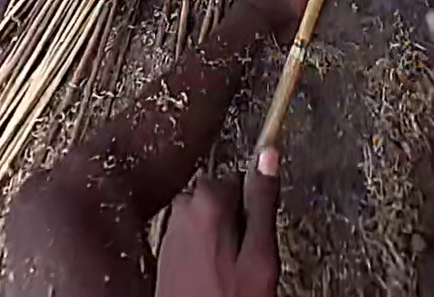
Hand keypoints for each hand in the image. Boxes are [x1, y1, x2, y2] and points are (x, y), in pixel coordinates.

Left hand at [156, 148, 280, 296]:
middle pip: (221, 194)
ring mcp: (171, 228)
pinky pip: (192, 235)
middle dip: (235, 218)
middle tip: (245, 258)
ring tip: (228, 272)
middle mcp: (184, 206)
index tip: (258, 233)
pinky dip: (203, 250)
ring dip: (219, 235)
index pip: (242, 177)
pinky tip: (210, 278)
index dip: (254, 206)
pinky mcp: (164, 250)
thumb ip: (263, 200)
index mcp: (208, 200)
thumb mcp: (260, 256)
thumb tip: (269, 154)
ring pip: (207, 215)